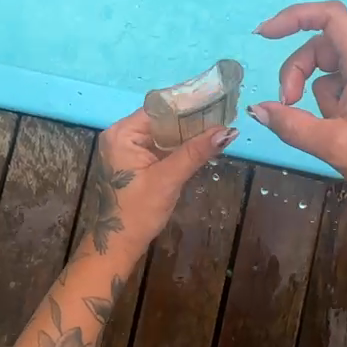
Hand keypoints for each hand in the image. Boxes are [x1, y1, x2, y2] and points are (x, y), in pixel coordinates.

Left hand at [80, 109, 235, 260]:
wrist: (119, 244)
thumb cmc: (138, 212)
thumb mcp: (168, 180)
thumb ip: (195, 152)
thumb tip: (227, 131)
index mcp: (121, 134)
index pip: (159, 109)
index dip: (187, 105)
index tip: (215, 102)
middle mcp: (120, 135)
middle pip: (161, 119)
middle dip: (190, 119)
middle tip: (222, 115)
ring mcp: (126, 148)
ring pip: (162, 132)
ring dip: (187, 133)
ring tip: (217, 127)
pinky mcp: (133, 160)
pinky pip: (159, 146)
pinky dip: (178, 146)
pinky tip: (201, 144)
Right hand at [250, 0, 346, 214]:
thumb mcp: (334, 146)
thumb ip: (292, 125)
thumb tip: (258, 110)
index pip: (331, 17)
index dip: (295, 17)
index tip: (266, 35)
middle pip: (324, 45)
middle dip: (298, 71)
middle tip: (288, 105)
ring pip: (332, 67)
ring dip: (315, 92)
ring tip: (326, 128)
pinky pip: (346, 83)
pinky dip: (332, 101)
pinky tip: (339, 128)